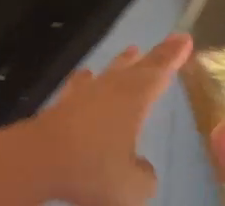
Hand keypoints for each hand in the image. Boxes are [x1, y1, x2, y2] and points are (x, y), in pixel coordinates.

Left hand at [25, 33, 193, 205]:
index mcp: (132, 100)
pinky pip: (82, 85)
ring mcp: (84, 93)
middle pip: (137, 67)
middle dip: (155, 55)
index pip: (158, 73)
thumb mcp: (133, 187)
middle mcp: (110, 89)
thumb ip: (144, 176)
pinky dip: (89, 80)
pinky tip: (87, 76)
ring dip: (123, 63)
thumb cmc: (92, 169)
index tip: (184, 38)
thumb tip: (143, 167)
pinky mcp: (64, 104)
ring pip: (110, 72)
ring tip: (132, 52)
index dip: (172, 57)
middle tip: (172, 41)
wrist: (40, 159)